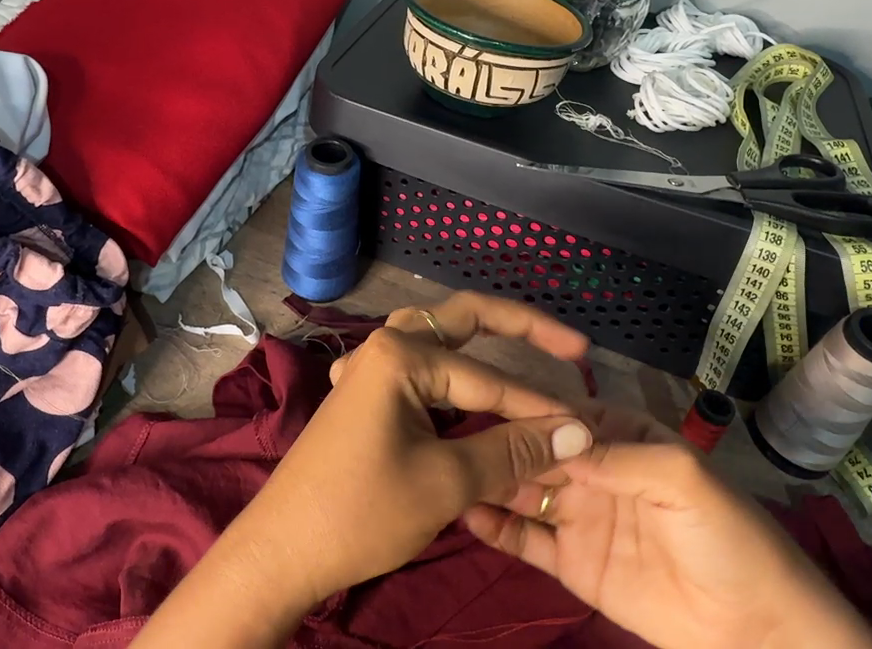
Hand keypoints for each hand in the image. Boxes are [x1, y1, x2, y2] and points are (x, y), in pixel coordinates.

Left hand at [133, 292, 594, 647]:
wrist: (282, 551)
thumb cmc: (362, 512)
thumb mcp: (446, 482)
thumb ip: (512, 451)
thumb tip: (576, 432)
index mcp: (399, 354)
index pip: (489, 379)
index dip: (540, 410)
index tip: (588, 430)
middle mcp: (382, 346)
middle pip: (461, 321)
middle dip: (518, 328)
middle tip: (572, 345)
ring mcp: (367, 369)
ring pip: (436, 341)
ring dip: (480, 345)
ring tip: (526, 354)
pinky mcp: (362, 397)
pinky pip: (416, 370)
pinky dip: (449, 374)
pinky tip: (462, 391)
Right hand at [464, 436, 871, 648]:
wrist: (758, 629)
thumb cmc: (727, 537)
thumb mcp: (681, 477)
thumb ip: (615, 453)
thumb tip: (550, 436)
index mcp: (622, 436)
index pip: (563, 413)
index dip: (525, 407)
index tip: (480, 399)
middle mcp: (593, 469)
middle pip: (535, 449)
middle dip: (499, 442)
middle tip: (452, 438)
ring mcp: (579, 516)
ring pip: (523, 490)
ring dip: (489, 480)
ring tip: (450, 472)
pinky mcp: (571, 563)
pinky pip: (525, 539)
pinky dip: (496, 527)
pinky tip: (468, 513)